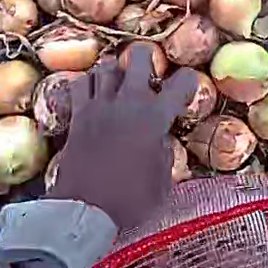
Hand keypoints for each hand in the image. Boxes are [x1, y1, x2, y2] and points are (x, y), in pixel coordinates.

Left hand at [44, 49, 200, 229]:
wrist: (83, 211)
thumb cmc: (130, 198)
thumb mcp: (162, 180)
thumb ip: (164, 151)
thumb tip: (160, 139)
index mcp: (156, 116)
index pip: (182, 82)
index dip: (189, 80)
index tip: (186, 88)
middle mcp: (130, 101)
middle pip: (138, 57)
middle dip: (146, 57)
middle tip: (148, 70)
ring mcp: (100, 105)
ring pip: (106, 66)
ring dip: (115, 69)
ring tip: (118, 79)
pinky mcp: (78, 115)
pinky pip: (80, 85)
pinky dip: (88, 83)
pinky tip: (92, 92)